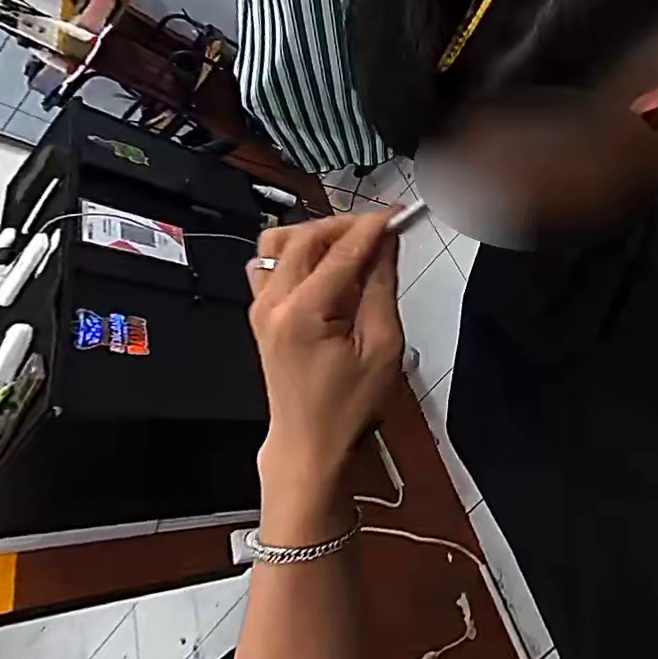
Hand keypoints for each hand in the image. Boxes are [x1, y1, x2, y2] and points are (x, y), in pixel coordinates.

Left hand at [245, 212, 402, 541]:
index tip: (396, 214)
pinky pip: (269, 263)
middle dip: (346, 225)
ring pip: (280, 242)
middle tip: (380, 229)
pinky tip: (322, 266)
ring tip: (351, 245)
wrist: (309, 444)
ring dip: (318, 234)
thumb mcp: (382, 347)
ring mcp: (261, 307)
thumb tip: (386, 245)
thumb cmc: (347, 407)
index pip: (341, 251)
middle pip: (306, 236)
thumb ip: (382, 287)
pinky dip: (296, 252)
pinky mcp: (261, 312)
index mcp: (303, 313)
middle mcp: (273, 303)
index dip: (373, 227)